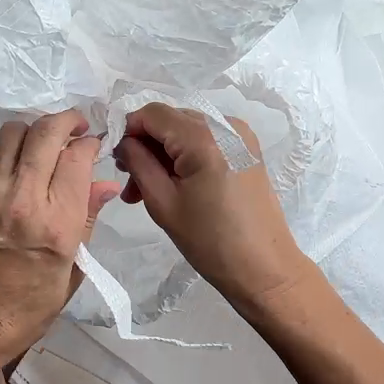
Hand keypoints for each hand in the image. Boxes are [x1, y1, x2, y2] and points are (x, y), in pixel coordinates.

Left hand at [0, 111, 122, 371]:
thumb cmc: (28, 307)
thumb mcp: (72, 270)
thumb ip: (87, 218)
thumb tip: (106, 183)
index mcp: (56, 224)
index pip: (77, 157)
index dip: (90, 143)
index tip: (94, 144)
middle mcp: (22, 199)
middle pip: (45, 132)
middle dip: (66, 121)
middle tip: (75, 127)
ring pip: (14, 132)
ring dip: (34, 132)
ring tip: (44, 145)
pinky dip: (10, 154)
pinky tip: (18, 171)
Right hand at [114, 103, 313, 313]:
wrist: (265, 270)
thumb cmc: (211, 241)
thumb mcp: (162, 202)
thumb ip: (137, 162)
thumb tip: (123, 140)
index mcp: (204, 137)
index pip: (152, 113)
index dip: (128, 131)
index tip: (117, 161)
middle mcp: (225, 125)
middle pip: (169, 119)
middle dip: (145, 145)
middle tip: (131, 184)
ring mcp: (240, 134)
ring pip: (184, 129)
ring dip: (163, 153)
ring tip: (148, 191)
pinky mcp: (246, 147)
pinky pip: (204, 138)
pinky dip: (185, 154)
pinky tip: (176, 184)